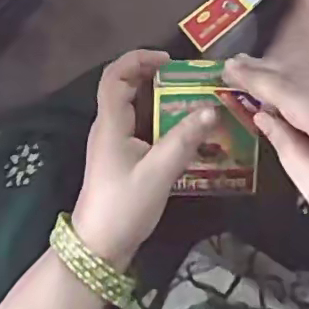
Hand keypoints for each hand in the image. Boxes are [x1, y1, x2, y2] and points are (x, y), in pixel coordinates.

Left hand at [71, 49, 220, 266]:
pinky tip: (179, 128)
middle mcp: (108, 126)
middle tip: (183, 76)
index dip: (138, 59)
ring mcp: (112, 142)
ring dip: (155, 95)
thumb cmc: (124, 206)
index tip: (168, 60)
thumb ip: (184, 140)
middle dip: (151, 73)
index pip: (115, 76)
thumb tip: (211, 109)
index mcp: (110, 123)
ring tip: (187, 97)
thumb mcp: (158, 172)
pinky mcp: (119, 157)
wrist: (98, 249)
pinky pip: (137, 123)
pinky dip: (156, 116)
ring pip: (131, 105)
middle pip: (123, 85)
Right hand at [223, 55, 308, 266]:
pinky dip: (295, 81)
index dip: (255, 79)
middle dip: (263, 68)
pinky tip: (279, 83)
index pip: (288, 93)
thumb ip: (290, 152)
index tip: (227, 68)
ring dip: (278, 71)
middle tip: (229, 63)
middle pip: (298, 78)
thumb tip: (263, 117)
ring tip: (246, 68)